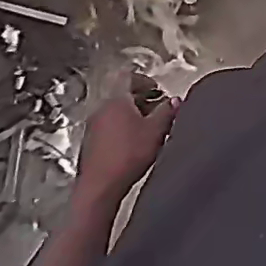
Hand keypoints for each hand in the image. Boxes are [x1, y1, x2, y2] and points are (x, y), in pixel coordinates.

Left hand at [73, 77, 176, 214]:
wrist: (100, 187)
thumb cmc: (128, 155)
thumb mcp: (156, 130)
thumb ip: (167, 111)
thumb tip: (175, 101)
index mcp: (116, 101)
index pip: (127, 77)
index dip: (144, 80)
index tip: (157, 89)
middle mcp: (101, 110)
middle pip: (122, 95)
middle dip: (143, 100)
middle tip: (159, 109)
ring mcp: (93, 127)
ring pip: (116, 112)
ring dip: (134, 115)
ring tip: (150, 128)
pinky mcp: (91, 143)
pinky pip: (109, 127)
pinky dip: (123, 128)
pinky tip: (135, 144)